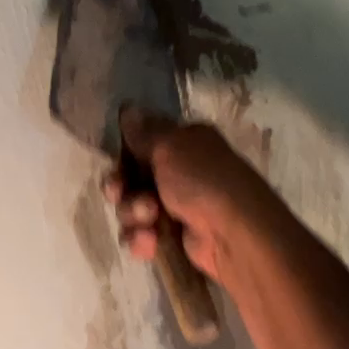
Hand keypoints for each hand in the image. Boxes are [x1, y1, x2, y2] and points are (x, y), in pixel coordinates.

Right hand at [104, 108, 283, 286]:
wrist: (232, 234)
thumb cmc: (202, 180)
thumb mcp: (170, 147)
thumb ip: (144, 131)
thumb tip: (127, 107)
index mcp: (185, 142)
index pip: (142, 142)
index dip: (123, 153)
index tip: (115, 161)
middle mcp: (180, 171)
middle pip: (131, 177)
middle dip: (121, 187)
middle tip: (119, 191)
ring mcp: (176, 206)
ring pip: (132, 207)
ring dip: (133, 213)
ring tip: (150, 219)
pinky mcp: (172, 237)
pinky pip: (142, 235)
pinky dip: (142, 239)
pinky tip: (151, 241)